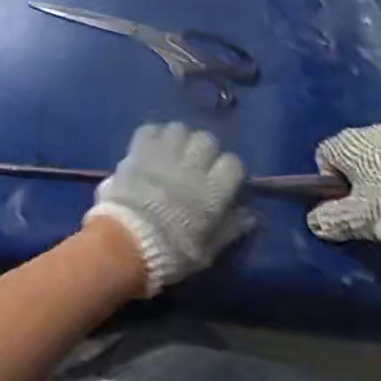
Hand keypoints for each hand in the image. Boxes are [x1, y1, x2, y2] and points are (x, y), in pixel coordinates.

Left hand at [83, 123, 255, 296]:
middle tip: (197, 162)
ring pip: (178, 129)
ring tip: (174, 151)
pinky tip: (153, 146)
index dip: (230, 169)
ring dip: (179, 138)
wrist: (129, 239)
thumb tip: (251, 215)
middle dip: (205, 149)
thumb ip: (231, 229)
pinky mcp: (138, 151)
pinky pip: (149, 129)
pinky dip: (153, 135)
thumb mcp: (208, 250)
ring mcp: (162, 155)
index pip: (233, 164)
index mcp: (212, 192)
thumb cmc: (172, 251)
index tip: (224, 178)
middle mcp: (190, 167)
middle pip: (206, 139)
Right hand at [307, 124, 380, 285]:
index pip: (326, 157)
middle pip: (355, 151)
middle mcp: (369, 129)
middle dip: (360, 171)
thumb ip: (329, 218)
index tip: (348, 202)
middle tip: (375, 200)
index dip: (334, 181)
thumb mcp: (355, 220)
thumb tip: (314, 221)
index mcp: (344, 143)